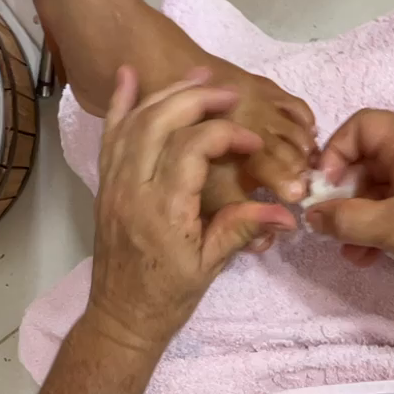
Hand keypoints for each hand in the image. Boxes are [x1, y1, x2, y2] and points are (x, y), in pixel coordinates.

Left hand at [82, 66, 298, 356]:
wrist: (121, 317)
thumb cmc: (167, 298)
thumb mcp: (209, 266)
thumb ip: (243, 228)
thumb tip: (289, 212)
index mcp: (164, 211)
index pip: (193, 148)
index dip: (226, 134)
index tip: (251, 143)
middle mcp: (133, 190)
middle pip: (160, 122)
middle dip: (197, 98)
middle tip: (228, 92)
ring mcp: (114, 186)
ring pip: (134, 123)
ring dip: (166, 93)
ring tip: (197, 76)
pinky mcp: (105, 187)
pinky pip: (110, 138)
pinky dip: (120, 105)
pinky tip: (128, 76)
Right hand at [303, 109, 393, 298]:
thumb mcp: (390, 229)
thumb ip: (344, 220)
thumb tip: (313, 217)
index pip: (361, 126)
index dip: (334, 154)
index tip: (323, 191)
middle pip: (371, 158)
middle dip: (345, 194)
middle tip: (331, 227)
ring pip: (385, 186)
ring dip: (361, 217)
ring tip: (352, 252)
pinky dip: (384, 223)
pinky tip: (373, 255)